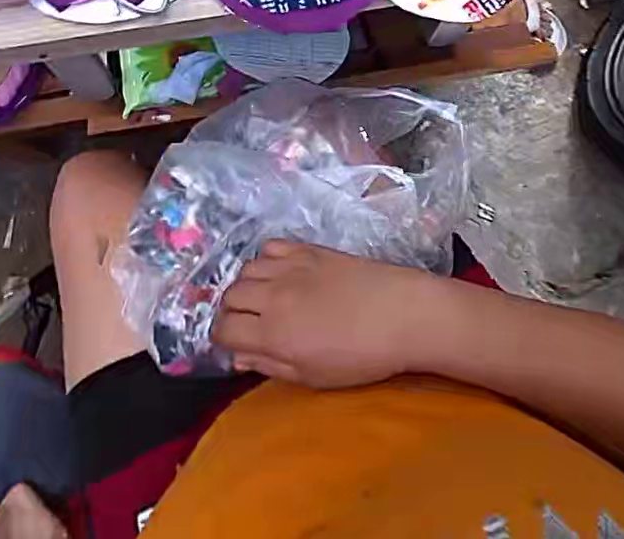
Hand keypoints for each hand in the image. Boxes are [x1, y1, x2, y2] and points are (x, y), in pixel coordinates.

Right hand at [213, 240, 445, 388]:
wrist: (401, 313)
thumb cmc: (361, 356)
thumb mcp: (312, 376)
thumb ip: (270, 365)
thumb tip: (239, 356)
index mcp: (273, 333)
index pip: (224, 329)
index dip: (222, 339)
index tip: (235, 343)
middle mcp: (274, 296)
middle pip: (230, 296)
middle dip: (232, 312)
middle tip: (249, 323)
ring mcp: (291, 267)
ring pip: (246, 270)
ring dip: (247, 285)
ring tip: (263, 298)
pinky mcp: (308, 249)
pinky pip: (271, 246)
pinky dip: (266, 259)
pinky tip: (280, 273)